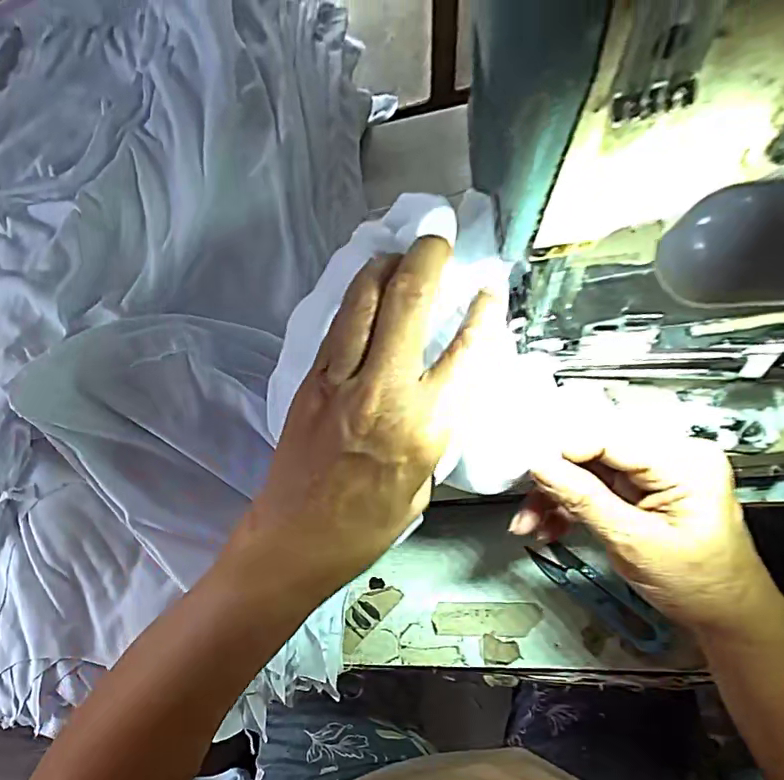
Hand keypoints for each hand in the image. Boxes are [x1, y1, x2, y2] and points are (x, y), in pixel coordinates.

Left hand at [232, 236, 503, 598]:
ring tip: (397, 253)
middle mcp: (383, 391)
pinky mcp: (308, 384)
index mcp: (424, 425)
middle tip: (438, 238)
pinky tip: (363, 292)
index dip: (480, 312)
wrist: (297, 539)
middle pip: (409, 301)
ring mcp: (339, 382)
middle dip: (428, 257)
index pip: (464, 349)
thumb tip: (437, 396)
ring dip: (383, 267)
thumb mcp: (421, 484)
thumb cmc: (365, 527)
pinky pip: (335, 329)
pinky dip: (353, 301)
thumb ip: (433, 432)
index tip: (486, 290)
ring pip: (362, 303)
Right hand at [510, 427, 783, 636]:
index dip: (564, 453)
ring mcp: (656, 475)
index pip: (610, 440)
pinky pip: (594, 489)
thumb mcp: (633, 541)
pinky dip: (569, 508)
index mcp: (686, 461)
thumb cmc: (701, 582)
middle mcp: (673, 459)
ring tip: (533, 524)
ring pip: (586, 473)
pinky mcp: (641, 491)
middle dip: (555, 482)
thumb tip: (545, 468)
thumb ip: (584, 500)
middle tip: (526, 505)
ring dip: (555, 499)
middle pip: (593, 455)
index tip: (530, 470)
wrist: (722, 613)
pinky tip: (552, 526)